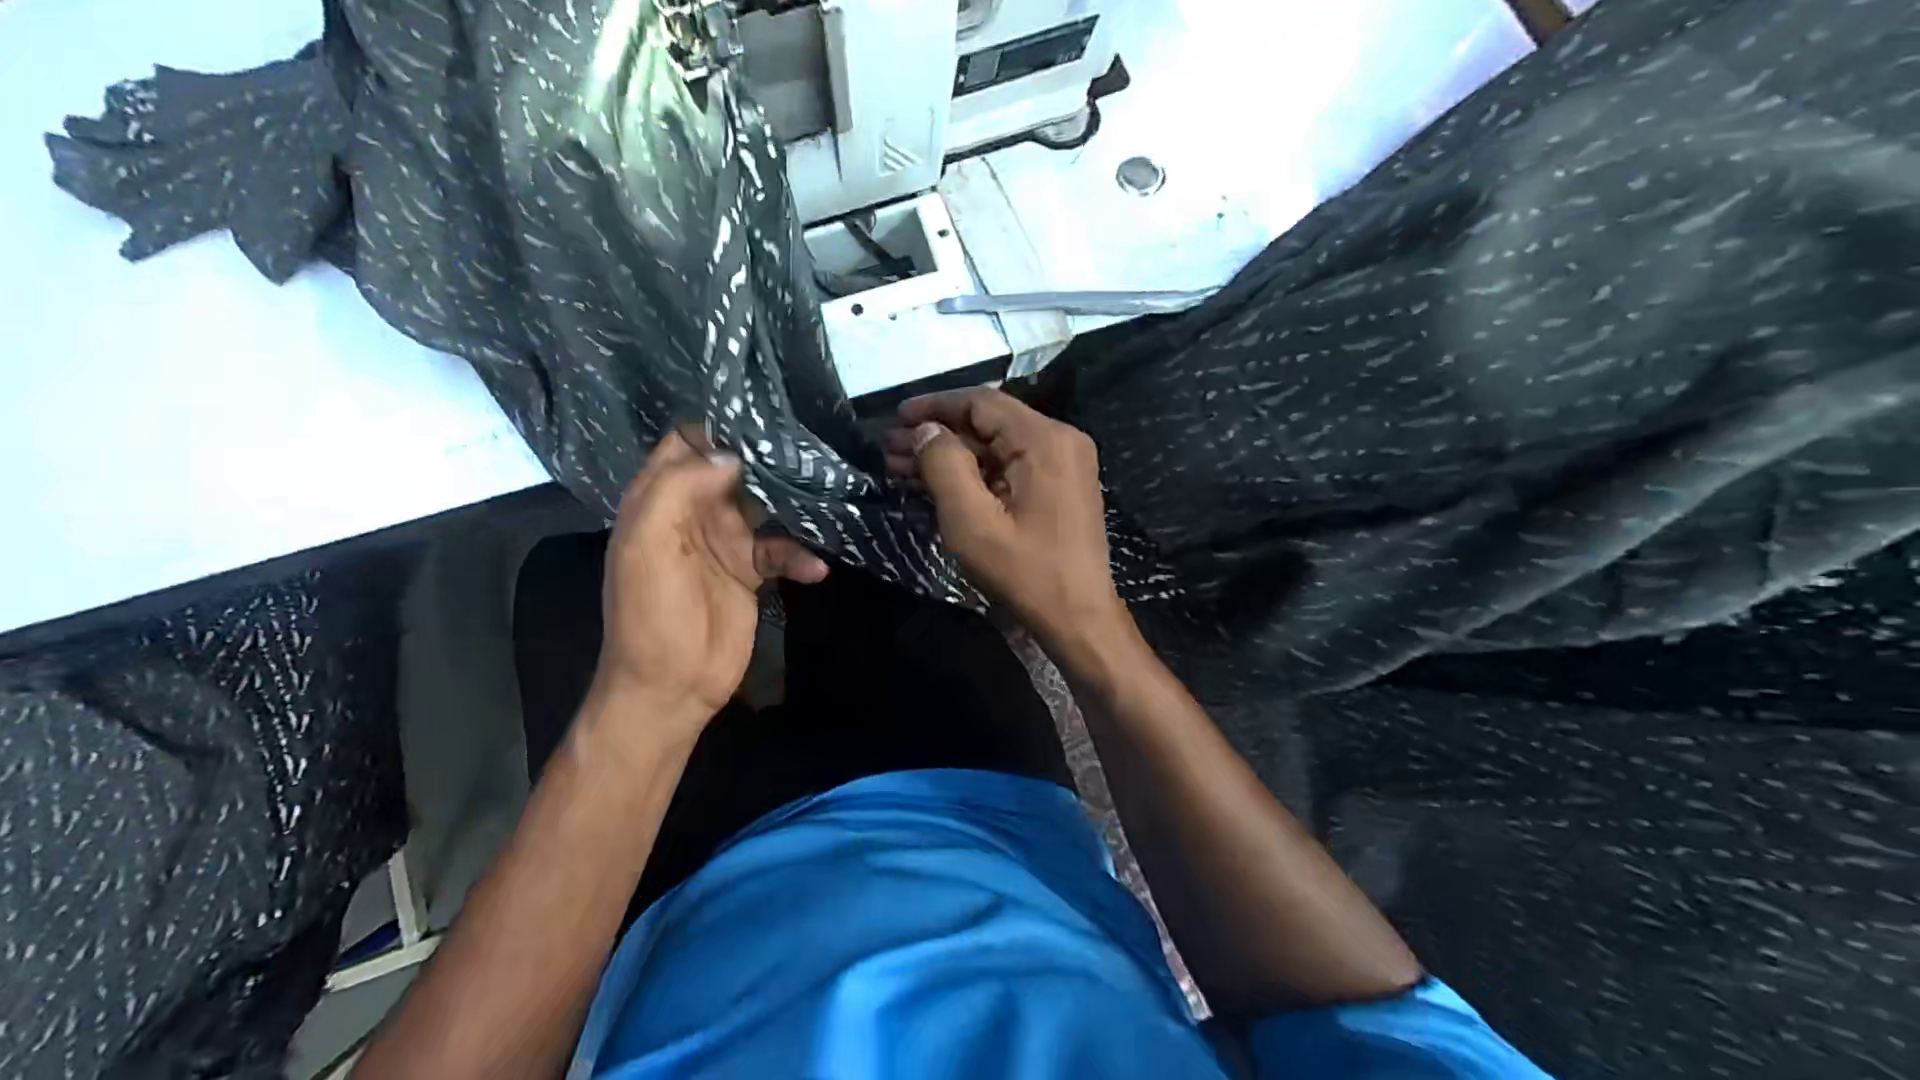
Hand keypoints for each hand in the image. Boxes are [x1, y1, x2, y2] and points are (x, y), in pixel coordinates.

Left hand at [593, 431, 827, 739]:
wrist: (671, 685)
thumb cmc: (650, 613)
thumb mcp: (649, 544)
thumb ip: (679, 488)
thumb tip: (731, 454)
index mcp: (658, 500)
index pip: (684, 445)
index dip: (717, 428)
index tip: (761, 418)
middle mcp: (693, 513)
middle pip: (732, 469)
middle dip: (765, 458)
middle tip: (807, 448)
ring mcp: (724, 542)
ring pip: (763, 505)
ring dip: (791, 502)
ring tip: (825, 496)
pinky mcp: (750, 571)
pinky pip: (781, 551)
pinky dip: (800, 556)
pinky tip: (817, 569)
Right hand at [883, 387, 1124, 649]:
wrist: (1079, 617)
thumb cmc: (1025, 572)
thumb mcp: (972, 522)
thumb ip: (944, 466)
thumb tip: (925, 430)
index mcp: (1045, 440)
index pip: (981, 402)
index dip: (934, 406)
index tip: (895, 418)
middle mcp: (1060, 440)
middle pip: (988, 423)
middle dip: (937, 435)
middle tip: (890, 451)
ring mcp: (1064, 463)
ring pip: (996, 446)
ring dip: (951, 456)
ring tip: (903, 468)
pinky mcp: (1060, 486)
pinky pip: (1010, 466)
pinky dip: (975, 473)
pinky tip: (937, 485)